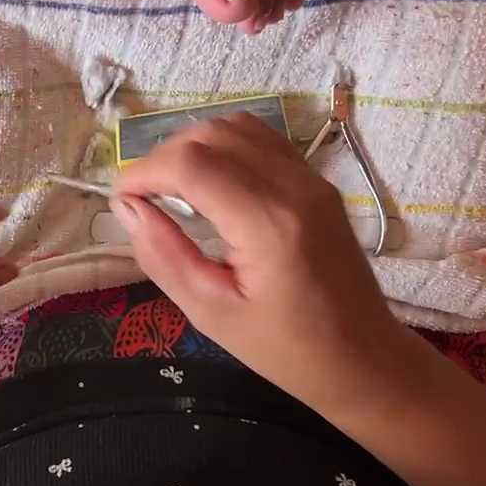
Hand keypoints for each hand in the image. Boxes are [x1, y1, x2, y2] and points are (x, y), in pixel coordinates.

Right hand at [112, 114, 411, 409]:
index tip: (122, 201)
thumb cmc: (285, 349)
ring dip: (191, 147)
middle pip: (210, 135)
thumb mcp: (210, 313)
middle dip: (163, 158)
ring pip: (235, 127)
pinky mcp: (316, 180)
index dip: (144, 173)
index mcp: (268, 224)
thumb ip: (163, 255)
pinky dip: (222, 147)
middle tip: (142, 199)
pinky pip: (260, 139)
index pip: (191, 165)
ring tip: (171, 188)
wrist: (363, 358)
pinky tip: (208, 183)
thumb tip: (126, 208)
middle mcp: (293, 186)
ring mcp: (310, 178)